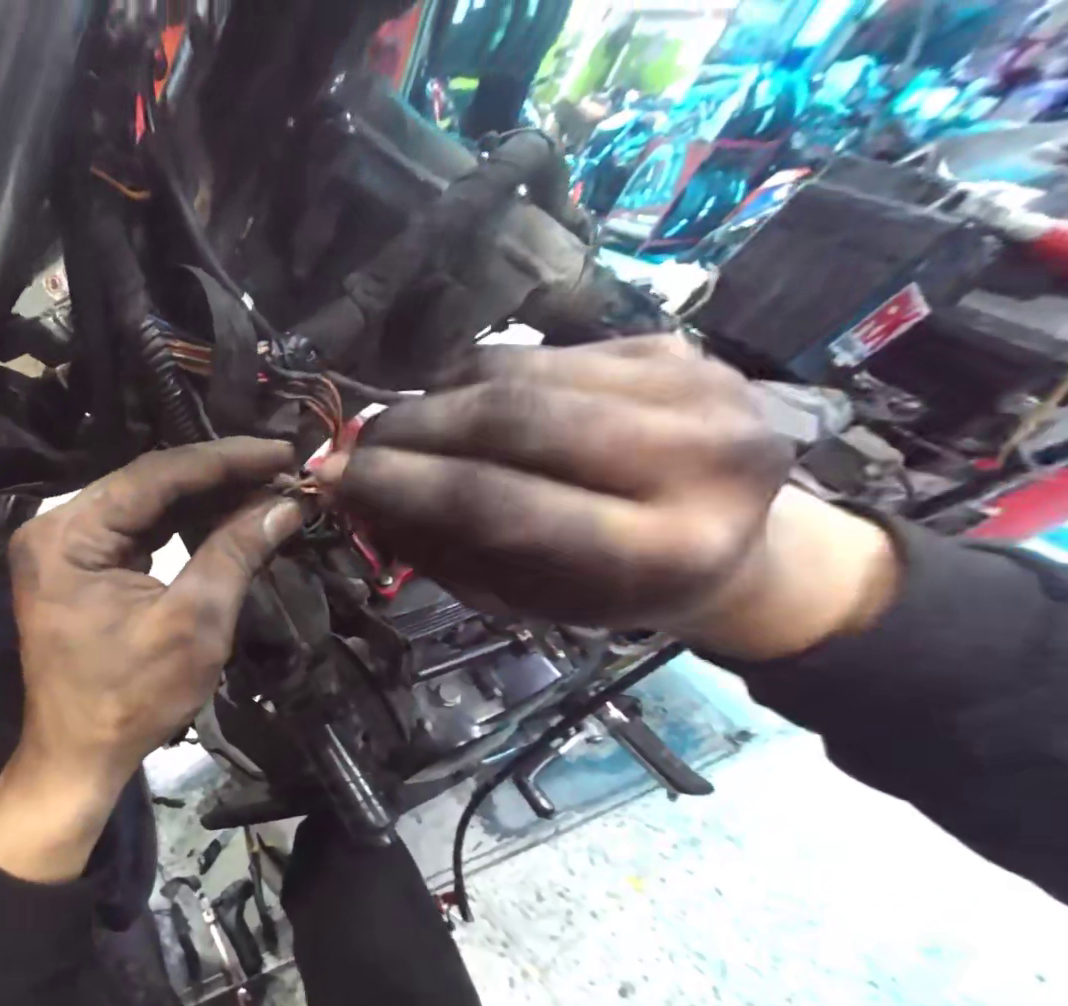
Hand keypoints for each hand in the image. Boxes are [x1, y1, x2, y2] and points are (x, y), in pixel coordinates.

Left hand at [0, 438, 302, 882]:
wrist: (77, 759)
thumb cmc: (130, 701)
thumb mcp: (193, 624)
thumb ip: (234, 552)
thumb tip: (286, 505)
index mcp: (67, 536)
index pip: (154, 475)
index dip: (224, 460)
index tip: (280, 451)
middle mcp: (56, 527)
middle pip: (148, 483)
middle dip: (218, 476)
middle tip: (280, 470)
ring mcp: (64, 545)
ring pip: (145, 503)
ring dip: (204, 497)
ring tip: (264, 488)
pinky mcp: (79, 564)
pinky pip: (137, 529)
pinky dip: (182, 523)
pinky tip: (226, 513)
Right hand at [316, 335, 899, 658]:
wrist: (739, 543)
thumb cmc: (615, 592)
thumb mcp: (522, 596)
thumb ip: (436, 543)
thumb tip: (349, 488)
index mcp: (659, 551)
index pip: (496, 500)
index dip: (398, 483)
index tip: (329, 476)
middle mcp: (696, 458)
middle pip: (507, 417)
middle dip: (408, 428)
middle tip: (354, 443)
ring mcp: (696, 386)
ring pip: (516, 372)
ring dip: (436, 399)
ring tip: (403, 429)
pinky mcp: (679, 346)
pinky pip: (540, 352)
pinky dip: (479, 378)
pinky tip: (462, 406)